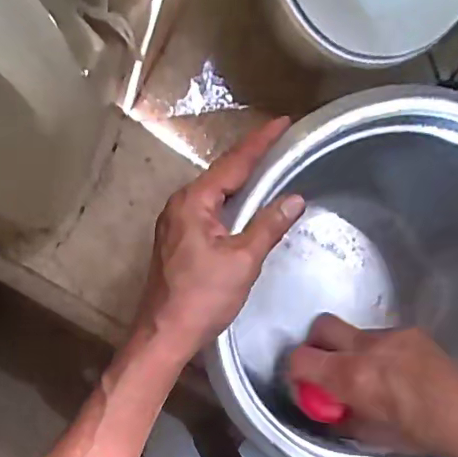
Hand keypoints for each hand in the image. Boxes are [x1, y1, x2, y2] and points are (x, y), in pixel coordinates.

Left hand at [130, 118, 306, 359]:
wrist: (164, 334)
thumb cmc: (201, 299)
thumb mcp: (243, 261)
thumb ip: (268, 226)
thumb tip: (294, 200)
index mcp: (193, 203)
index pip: (233, 163)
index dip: (260, 142)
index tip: (282, 122)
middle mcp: (178, 206)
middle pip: (220, 176)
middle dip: (250, 160)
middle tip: (280, 145)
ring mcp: (173, 225)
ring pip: (212, 196)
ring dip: (239, 185)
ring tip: (268, 172)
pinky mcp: (174, 243)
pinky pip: (206, 214)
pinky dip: (228, 207)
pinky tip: (244, 210)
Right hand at [287, 314, 457, 452]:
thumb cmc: (414, 432)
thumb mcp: (367, 433)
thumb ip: (340, 417)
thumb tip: (330, 412)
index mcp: (350, 375)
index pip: (301, 358)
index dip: (296, 371)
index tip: (304, 384)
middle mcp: (366, 348)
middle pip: (322, 326)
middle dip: (316, 343)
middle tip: (324, 366)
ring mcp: (390, 336)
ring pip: (355, 333)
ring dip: (351, 349)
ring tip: (367, 374)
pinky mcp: (411, 333)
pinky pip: (383, 338)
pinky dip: (379, 352)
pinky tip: (394, 372)